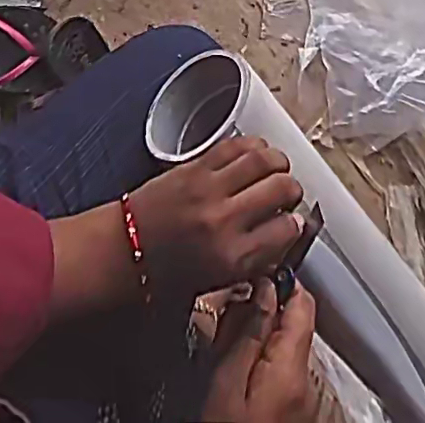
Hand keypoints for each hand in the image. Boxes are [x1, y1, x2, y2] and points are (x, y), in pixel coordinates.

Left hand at [127, 137, 303, 292]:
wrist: (128, 247)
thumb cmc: (169, 269)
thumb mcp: (220, 279)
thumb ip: (256, 259)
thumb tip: (285, 235)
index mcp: (234, 255)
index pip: (287, 230)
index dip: (297, 224)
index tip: (295, 220)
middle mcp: (226, 218)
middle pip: (281, 188)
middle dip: (293, 189)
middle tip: (289, 191)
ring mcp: (209, 187)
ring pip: (262, 159)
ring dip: (278, 161)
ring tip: (278, 167)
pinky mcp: (194, 166)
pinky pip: (233, 145)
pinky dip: (251, 145)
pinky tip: (255, 151)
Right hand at [201, 280, 317, 422]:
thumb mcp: (227, 380)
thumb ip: (248, 332)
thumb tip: (266, 287)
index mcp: (291, 368)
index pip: (303, 303)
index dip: (281, 281)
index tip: (253, 277)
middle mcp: (304, 379)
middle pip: (293, 320)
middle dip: (262, 308)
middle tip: (227, 316)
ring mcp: (299, 392)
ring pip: (283, 339)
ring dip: (256, 330)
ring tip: (225, 341)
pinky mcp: (289, 402)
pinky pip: (278, 361)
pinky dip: (257, 352)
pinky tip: (233, 363)